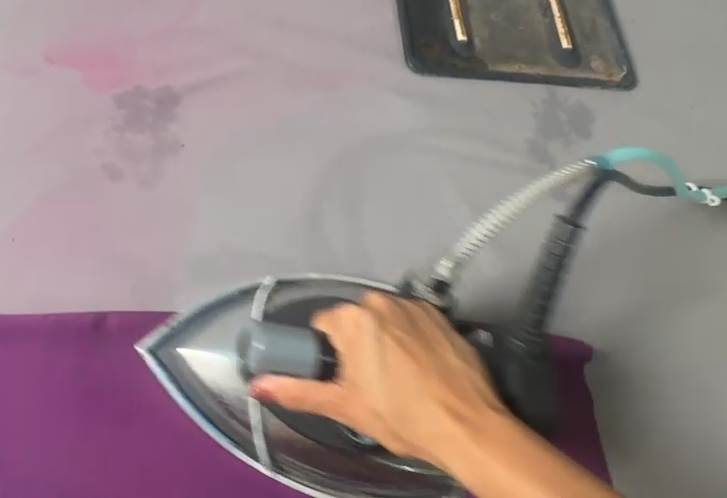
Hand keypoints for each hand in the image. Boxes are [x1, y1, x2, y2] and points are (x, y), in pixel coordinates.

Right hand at [248, 292, 505, 469]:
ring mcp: (412, 305)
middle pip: (355, 320)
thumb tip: (257, 386)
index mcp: (351, 319)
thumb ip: (299, 392)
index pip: (324, 326)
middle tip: (373, 382)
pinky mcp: (440, 314)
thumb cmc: (403, 417)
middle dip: (359, 345)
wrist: (470, 426)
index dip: (330, 353)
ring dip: (387, 339)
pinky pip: (414, 320)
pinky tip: (423, 367)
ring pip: (385, 319)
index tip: (345, 377)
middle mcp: (379, 301)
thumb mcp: (346, 407)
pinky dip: (413, 337)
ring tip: (402, 377)